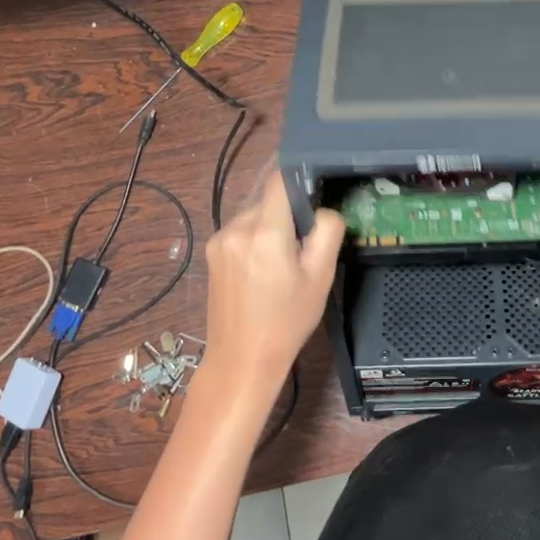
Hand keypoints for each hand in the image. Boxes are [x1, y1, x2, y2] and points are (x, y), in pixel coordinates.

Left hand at [201, 173, 344, 383]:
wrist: (242, 359)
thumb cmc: (287, 321)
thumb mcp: (321, 277)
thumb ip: (327, 231)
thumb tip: (322, 210)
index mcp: (266, 231)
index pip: (279, 180)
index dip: (299, 182)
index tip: (313, 201)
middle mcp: (237, 228)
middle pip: (269, 202)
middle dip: (288, 217)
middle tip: (301, 252)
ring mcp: (220, 241)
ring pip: (254, 217)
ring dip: (271, 230)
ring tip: (281, 267)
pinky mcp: (211, 253)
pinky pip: (240, 232)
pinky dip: (255, 242)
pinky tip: (261, 272)